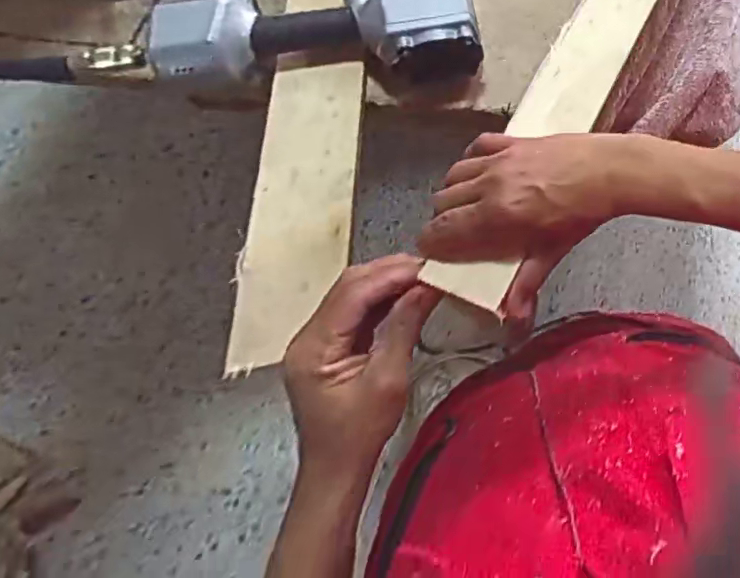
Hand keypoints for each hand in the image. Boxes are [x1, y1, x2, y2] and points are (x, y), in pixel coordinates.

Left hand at [281, 255, 441, 478]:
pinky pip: (356, 308)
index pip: (353, 292)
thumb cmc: (359, 436)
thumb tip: (426, 287)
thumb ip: (404, 328)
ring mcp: (316, 338)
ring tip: (424, 277)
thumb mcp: (388, 381)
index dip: (392, 274)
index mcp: (314, 346)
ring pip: (353, 292)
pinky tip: (407, 294)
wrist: (336, 473)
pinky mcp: (329, 343)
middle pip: (350, 285)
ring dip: (388, 281)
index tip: (427, 267)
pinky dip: (383, 297)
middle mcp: (308, 335)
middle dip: (391, 272)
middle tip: (430, 268)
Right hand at [419, 133, 638, 337]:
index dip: (431, 243)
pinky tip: (480, 170)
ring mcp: (500, 159)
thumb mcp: (552, 250)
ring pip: (454, 174)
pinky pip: (478, 146)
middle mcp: (490, 184)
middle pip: (442, 202)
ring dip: (453, 191)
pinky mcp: (512, 141)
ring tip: (467, 204)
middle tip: (456, 232)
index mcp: (496, 215)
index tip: (433, 251)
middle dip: (442, 220)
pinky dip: (471, 159)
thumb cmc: (583, 212)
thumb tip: (513, 317)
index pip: (442, 230)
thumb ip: (527, 282)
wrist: (607, 171)